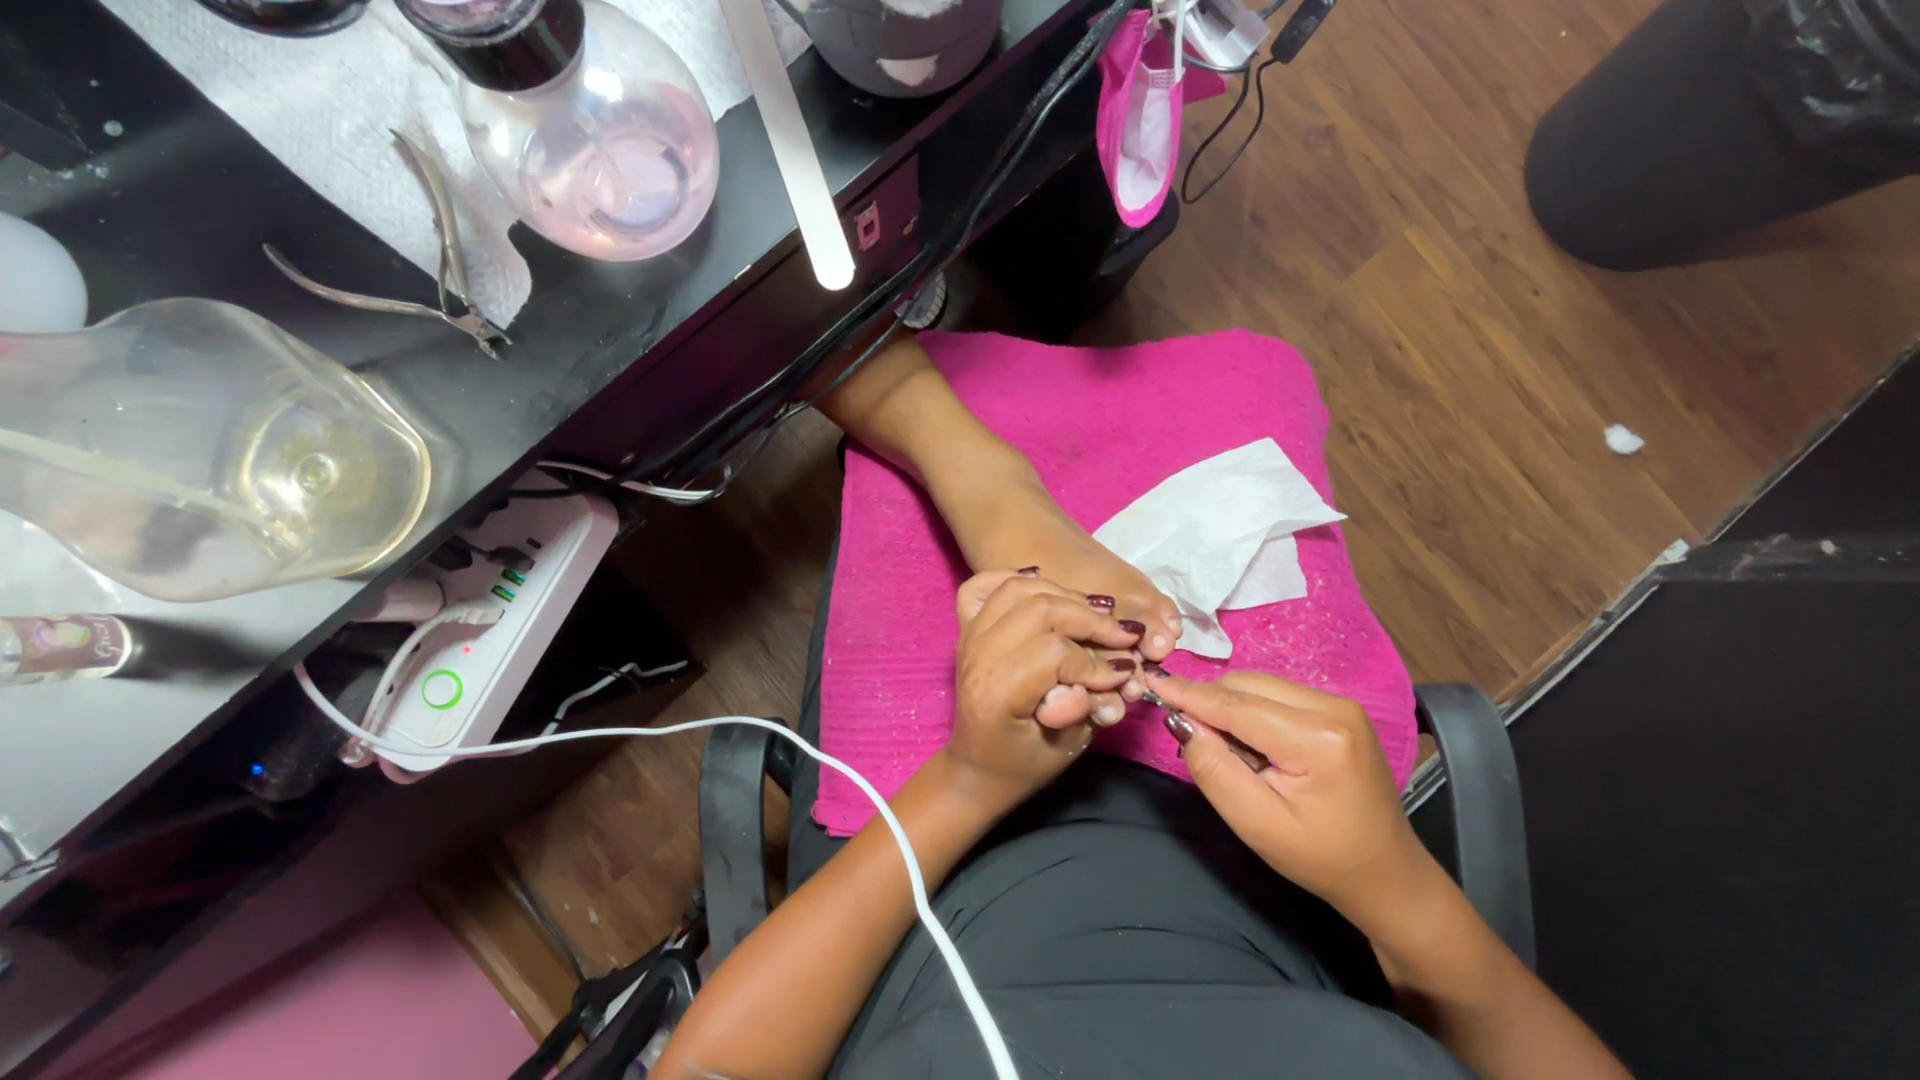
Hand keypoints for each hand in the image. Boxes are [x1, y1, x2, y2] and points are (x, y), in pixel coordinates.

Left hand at [946, 569, 1144, 808]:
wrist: (976, 767)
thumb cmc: (1023, 763)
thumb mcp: (1065, 746)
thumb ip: (1090, 705)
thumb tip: (1115, 672)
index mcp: (996, 693)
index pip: (1054, 652)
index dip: (1094, 662)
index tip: (1120, 677)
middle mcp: (976, 656)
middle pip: (1040, 608)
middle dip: (1092, 620)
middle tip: (1124, 637)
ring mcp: (968, 637)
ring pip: (1019, 589)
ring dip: (1066, 595)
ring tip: (1099, 613)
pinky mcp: (967, 627)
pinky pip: (984, 585)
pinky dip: (1016, 578)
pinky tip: (1045, 584)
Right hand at [1144, 669, 1429, 921]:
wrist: (1385, 873)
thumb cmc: (1320, 857)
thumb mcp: (1257, 823)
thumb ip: (1214, 769)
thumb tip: (1183, 721)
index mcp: (1318, 738)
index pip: (1236, 704)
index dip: (1191, 694)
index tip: (1153, 681)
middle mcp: (1334, 707)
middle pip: (1248, 685)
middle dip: (1212, 704)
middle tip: (1195, 743)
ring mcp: (1342, 704)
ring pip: (1261, 686)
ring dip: (1232, 708)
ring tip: (1234, 756)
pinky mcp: (1340, 710)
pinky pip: (1278, 695)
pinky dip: (1253, 711)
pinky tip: (1256, 748)